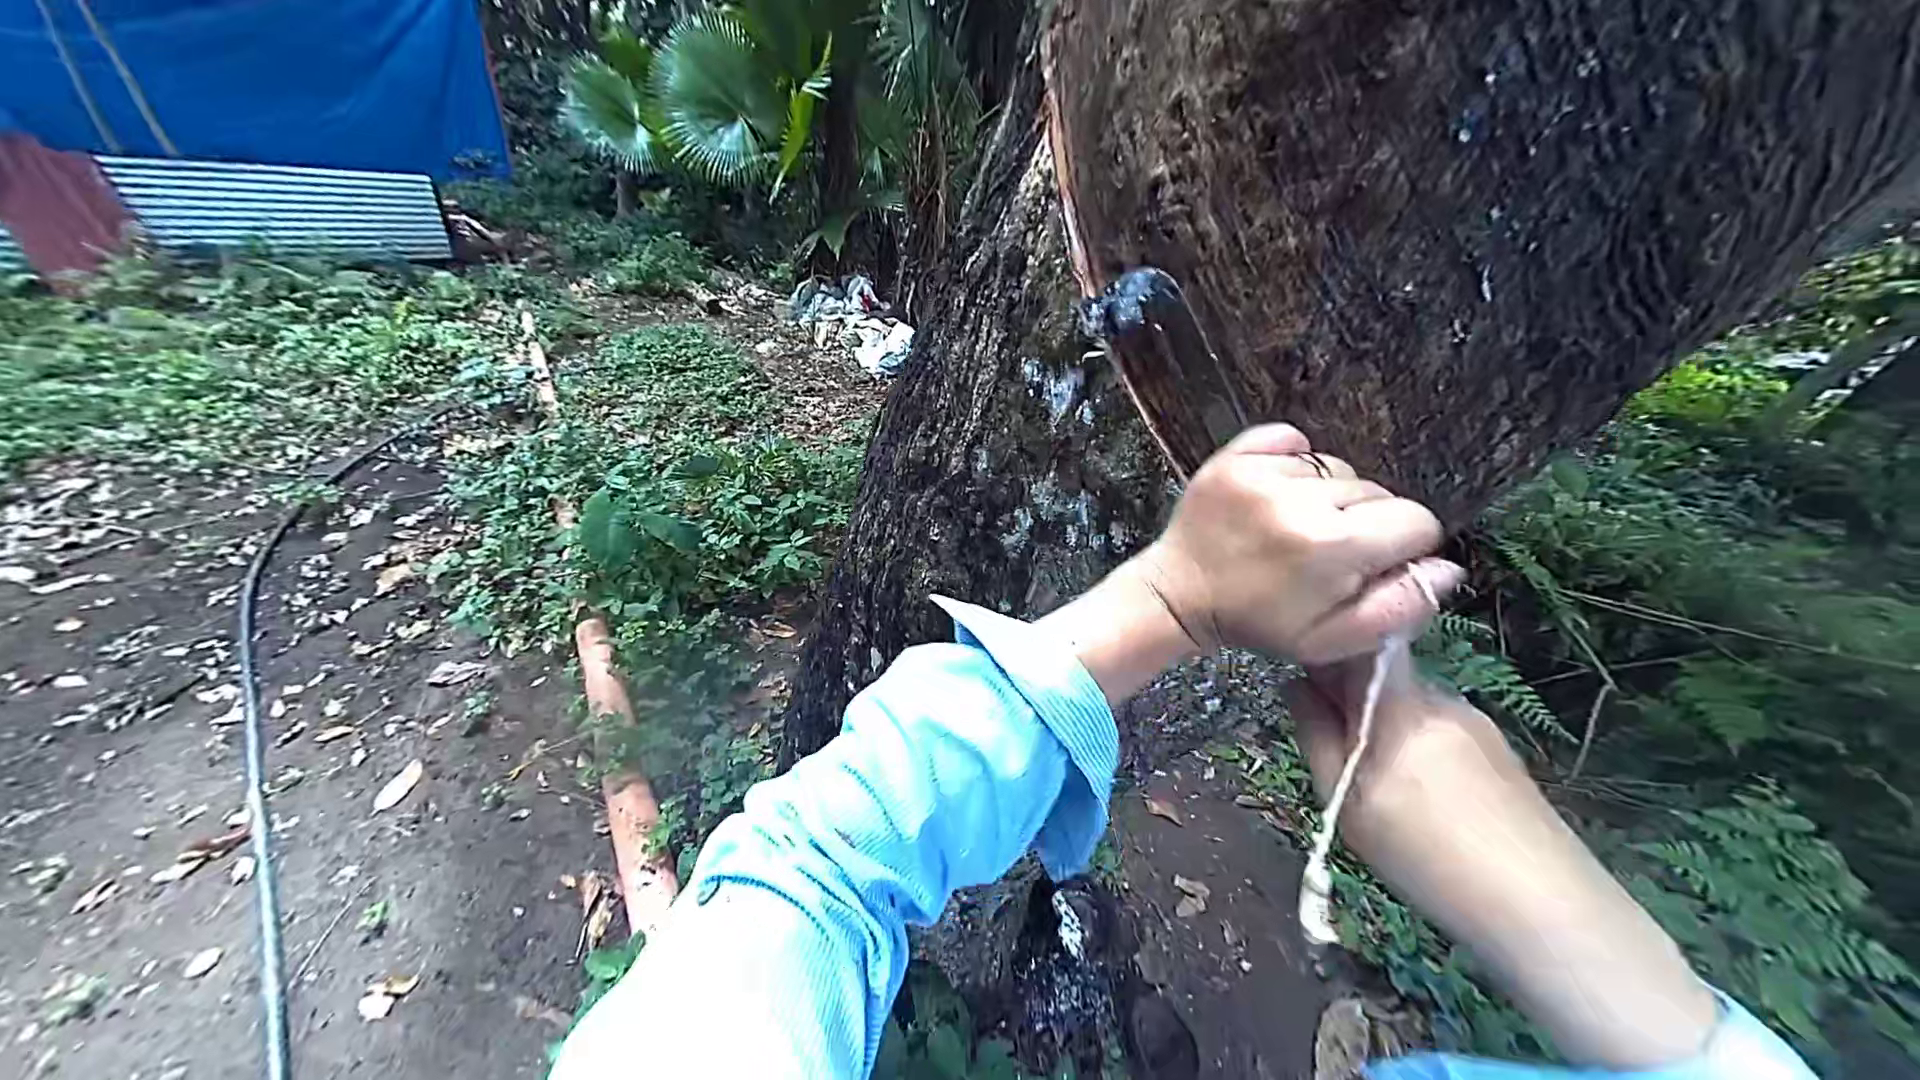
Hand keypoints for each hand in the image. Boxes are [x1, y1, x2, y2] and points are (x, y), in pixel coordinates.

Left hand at [1136, 424, 1462, 662]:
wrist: (1178, 594)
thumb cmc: (1256, 622)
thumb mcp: (1330, 640)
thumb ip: (1400, 607)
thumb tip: (1445, 566)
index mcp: (1330, 546)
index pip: (1414, 521)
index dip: (1401, 547)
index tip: (1366, 564)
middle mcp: (1298, 499)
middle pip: (1375, 492)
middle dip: (1361, 523)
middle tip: (1320, 552)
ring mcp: (1260, 472)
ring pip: (1334, 468)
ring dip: (1326, 495)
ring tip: (1291, 527)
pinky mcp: (1231, 457)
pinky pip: (1289, 439)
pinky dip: (1292, 460)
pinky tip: (1278, 493)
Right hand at [1284, 651, 1719, 1068]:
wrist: (1550, 915)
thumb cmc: (1426, 857)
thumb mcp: (1344, 800)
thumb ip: (1314, 733)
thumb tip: (1295, 685)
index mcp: (1400, 706)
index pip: (1354, 647)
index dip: (1324, 659)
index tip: (1306, 694)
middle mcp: (1442, 700)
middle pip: (1379, 679)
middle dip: (1349, 702)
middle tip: (1337, 755)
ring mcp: (1477, 723)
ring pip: (1407, 707)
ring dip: (1382, 728)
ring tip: (1382, 787)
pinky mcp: (1500, 750)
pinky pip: (1437, 729)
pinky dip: (1416, 748)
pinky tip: (1425, 799)